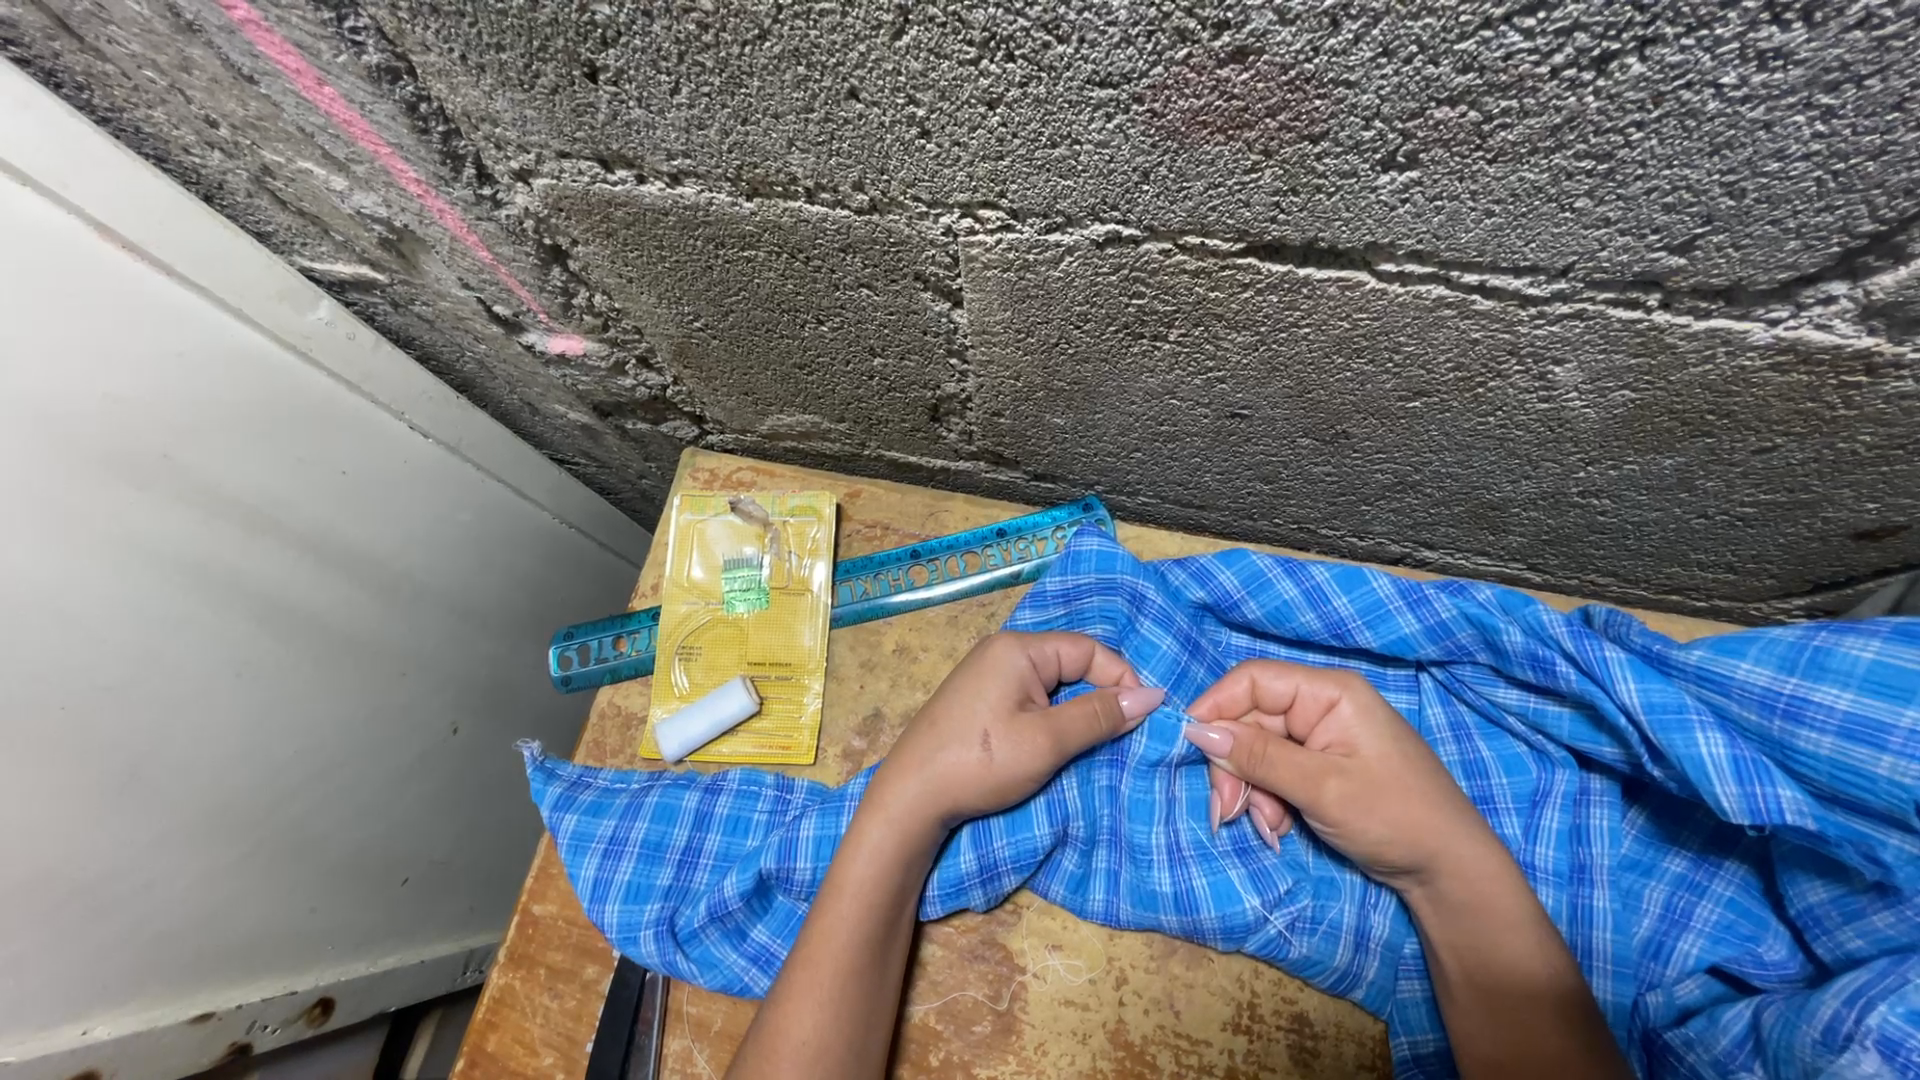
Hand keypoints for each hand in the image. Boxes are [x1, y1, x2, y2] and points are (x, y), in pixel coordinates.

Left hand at [869, 632, 1164, 833]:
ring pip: (1052, 684)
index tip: (1146, 717)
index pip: (1089, 649)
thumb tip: (1153, 697)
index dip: (1122, 679)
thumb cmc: (982, 762)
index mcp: (1018, 649)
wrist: (912, 796)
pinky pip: (1031, 698)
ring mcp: (988, 675)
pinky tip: (1061, 743)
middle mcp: (1002, 652)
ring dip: (1078, 710)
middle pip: (1070, 663)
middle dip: (1101, 696)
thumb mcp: (1047, 741)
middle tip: (1124, 734)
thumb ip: (1100, 715)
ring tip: (1097, 743)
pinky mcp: (980, 701)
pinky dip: (1053, 718)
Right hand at [1183, 659, 1501, 891]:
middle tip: (1227, 811)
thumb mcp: (1321, 788)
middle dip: (1233, 765)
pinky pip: (1271, 773)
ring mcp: (1319, 739)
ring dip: (1249, 790)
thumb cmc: (1395, 817)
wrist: (1449, 876)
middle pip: (1249, 721)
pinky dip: (1265, 801)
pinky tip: (1277, 828)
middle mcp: (1320, 707)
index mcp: (1329, 693)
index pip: (1252, 681)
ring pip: (1254, 751)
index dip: (1215, 707)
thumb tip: (1196, 731)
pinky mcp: (1318, 768)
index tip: (1190, 745)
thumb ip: (1258, 756)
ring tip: (1266, 827)